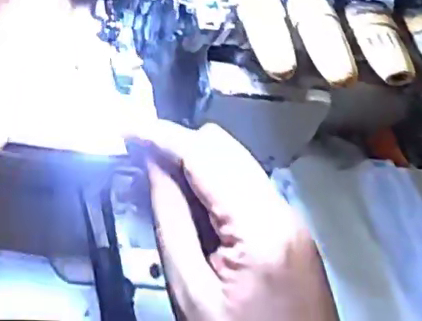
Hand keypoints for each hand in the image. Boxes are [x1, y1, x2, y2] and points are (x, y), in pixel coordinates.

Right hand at [131, 121, 338, 320]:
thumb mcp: (193, 295)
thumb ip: (171, 222)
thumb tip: (154, 166)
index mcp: (260, 226)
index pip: (204, 155)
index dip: (162, 135)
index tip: (130, 127)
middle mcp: (282, 211)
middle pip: (223, 147)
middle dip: (179, 146)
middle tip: (140, 157)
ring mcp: (291, 219)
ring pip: (235, 161)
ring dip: (196, 162)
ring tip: (160, 182)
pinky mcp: (291, 231)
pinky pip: (247, 186)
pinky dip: (216, 183)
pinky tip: (192, 205)